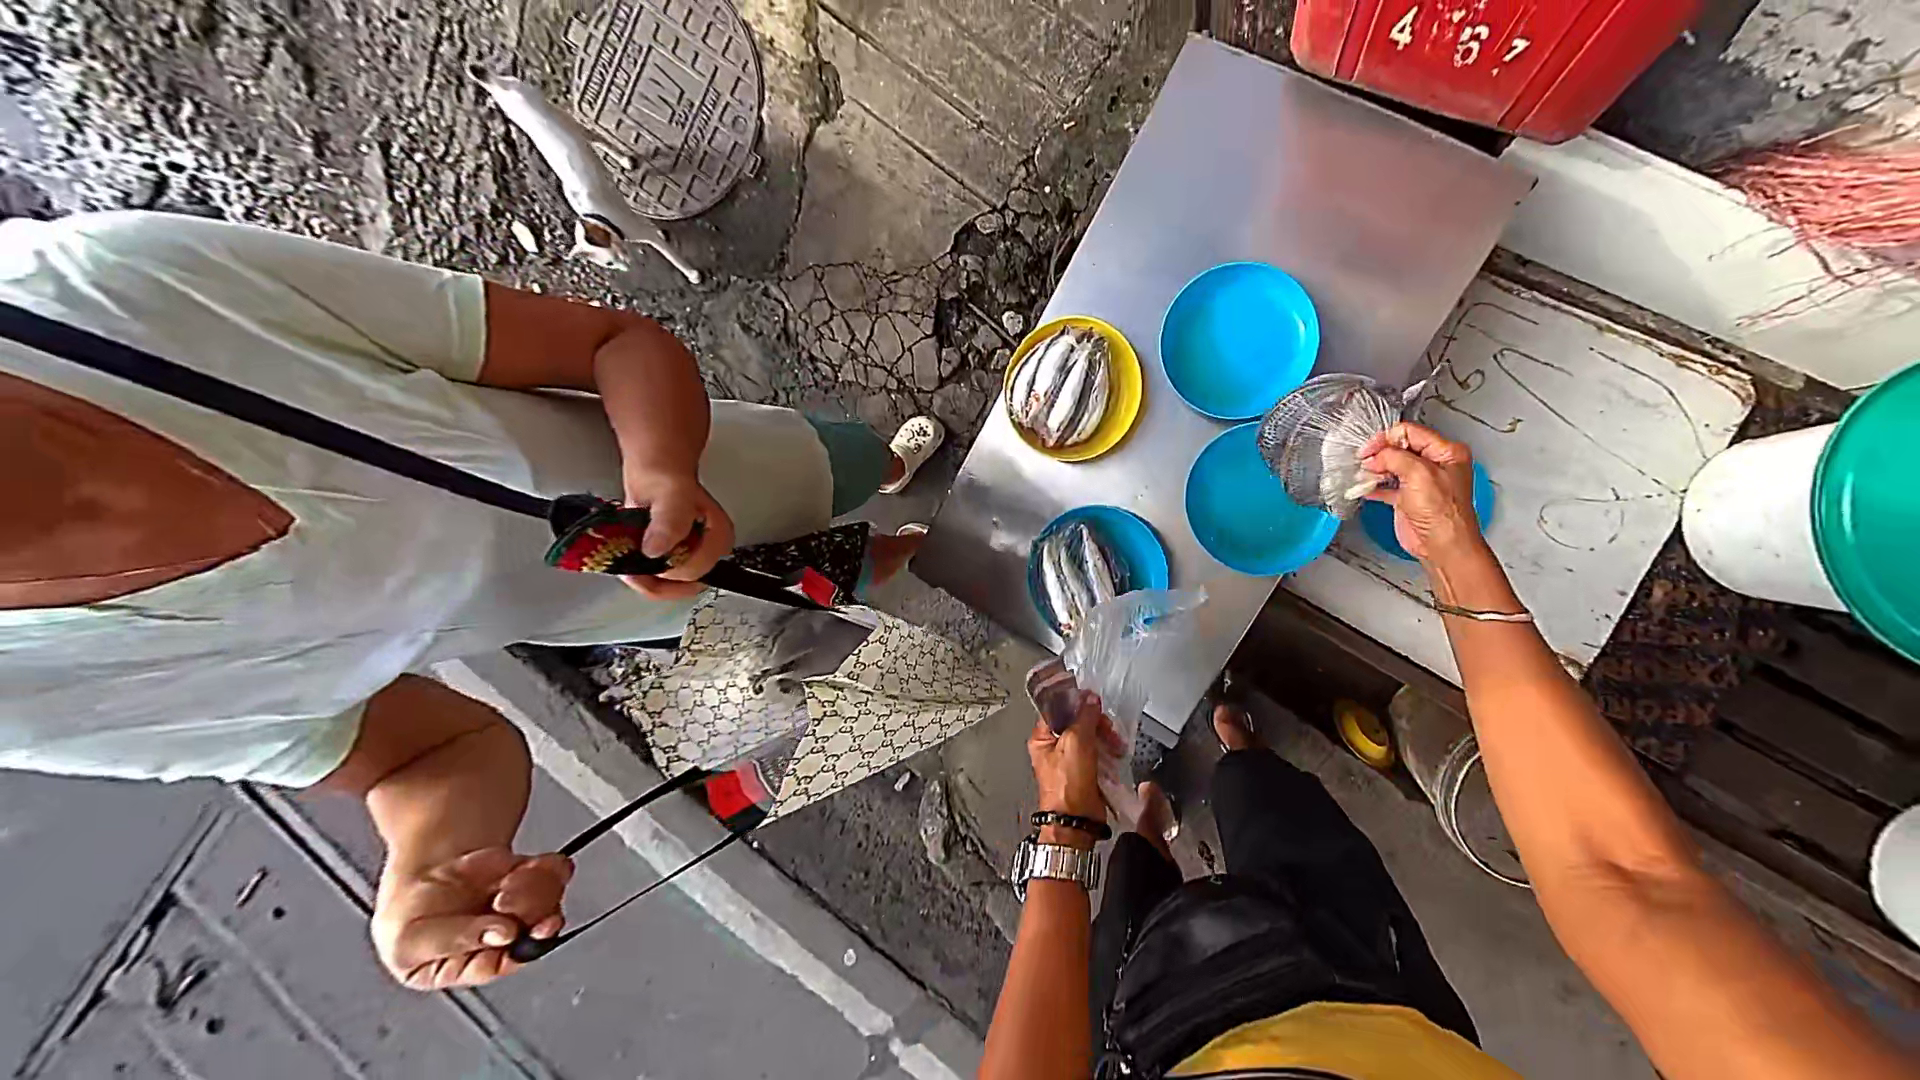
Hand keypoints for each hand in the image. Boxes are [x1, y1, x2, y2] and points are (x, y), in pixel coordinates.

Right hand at [371, 848, 571, 989]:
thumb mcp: (411, 942)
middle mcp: (508, 939)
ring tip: (504, 885)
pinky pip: (559, 871)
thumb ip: (454, 940)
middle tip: (503, 899)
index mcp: (476, 966)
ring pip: (553, 898)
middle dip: (528, 910)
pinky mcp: (535, 879)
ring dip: (534, 885)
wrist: (423, 878)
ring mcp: (525, 907)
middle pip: (539, 929)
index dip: (518, 947)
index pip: (507, 964)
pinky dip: (545, 866)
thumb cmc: (410, 921)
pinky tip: (520, 868)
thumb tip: (502, 935)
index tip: (512, 929)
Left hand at [620, 469, 735, 600]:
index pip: (696, 571)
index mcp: (718, 538)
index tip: (648, 551)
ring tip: (628, 558)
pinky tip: (629, 561)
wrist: (654, 467)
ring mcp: (690, 554)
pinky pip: (657, 579)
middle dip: (654, 577)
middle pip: (682, 584)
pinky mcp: (674, 556)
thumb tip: (656, 550)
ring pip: (668, 586)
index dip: (668, 568)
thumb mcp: (671, 493)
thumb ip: (669, 521)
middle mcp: (707, 550)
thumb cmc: (666, 474)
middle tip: (633, 555)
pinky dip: (640, 575)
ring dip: (644, 578)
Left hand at [1027, 692, 1121, 823]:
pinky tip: (1116, 754)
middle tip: (1107, 728)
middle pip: (1077, 721)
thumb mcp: (1076, 743)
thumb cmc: (1068, 787)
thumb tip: (1090, 700)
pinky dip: (1108, 750)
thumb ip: (1084, 717)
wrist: (1078, 821)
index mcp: (1042, 737)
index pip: (1058, 708)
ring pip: (1089, 736)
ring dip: (1105, 737)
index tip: (1092, 701)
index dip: (1076, 702)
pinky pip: (1097, 751)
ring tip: (1115, 745)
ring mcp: (1069, 758)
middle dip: (1095, 723)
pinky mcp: (1084, 769)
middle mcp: (1053, 746)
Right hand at [1359, 422, 1485, 566]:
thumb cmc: (1443, 513)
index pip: (1411, 432)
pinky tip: (1363, 489)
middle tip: (1365, 463)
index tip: (1370, 449)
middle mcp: (1434, 464)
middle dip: (1378, 455)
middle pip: (1398, 448)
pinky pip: (1385, 485)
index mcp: (1446, 452)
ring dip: (1373, 470)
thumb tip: (1375, 455)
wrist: (1441, 543)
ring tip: (1362, 476)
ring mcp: (1420, 481)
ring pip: (1390, 466)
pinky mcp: (1407, 497)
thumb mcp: (1419, 474)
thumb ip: (1395, 457)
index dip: (1387, 438)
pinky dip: (1372, 486)